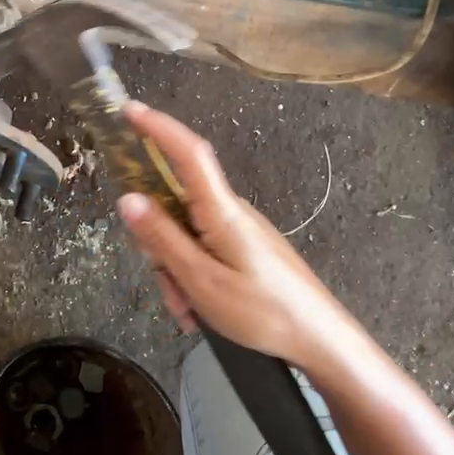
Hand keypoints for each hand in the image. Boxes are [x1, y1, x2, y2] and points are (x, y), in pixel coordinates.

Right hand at [116, 102, 364, 373]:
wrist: (326, 344)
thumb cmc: (265, 313)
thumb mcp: (202, 281)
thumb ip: (162, 239)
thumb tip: (127, 198)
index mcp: (221, 211)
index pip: (187, 154)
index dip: (157, 128)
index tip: (128, 109)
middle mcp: (230, 211)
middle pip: (174, 204)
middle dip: (157, 241)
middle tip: (167, 287)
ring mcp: (240, 230)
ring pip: (185, 233)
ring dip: (176, 268)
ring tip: (189, 310)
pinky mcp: (246, 249)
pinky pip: (203, 249)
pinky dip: (193, 275)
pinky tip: (201, 311)